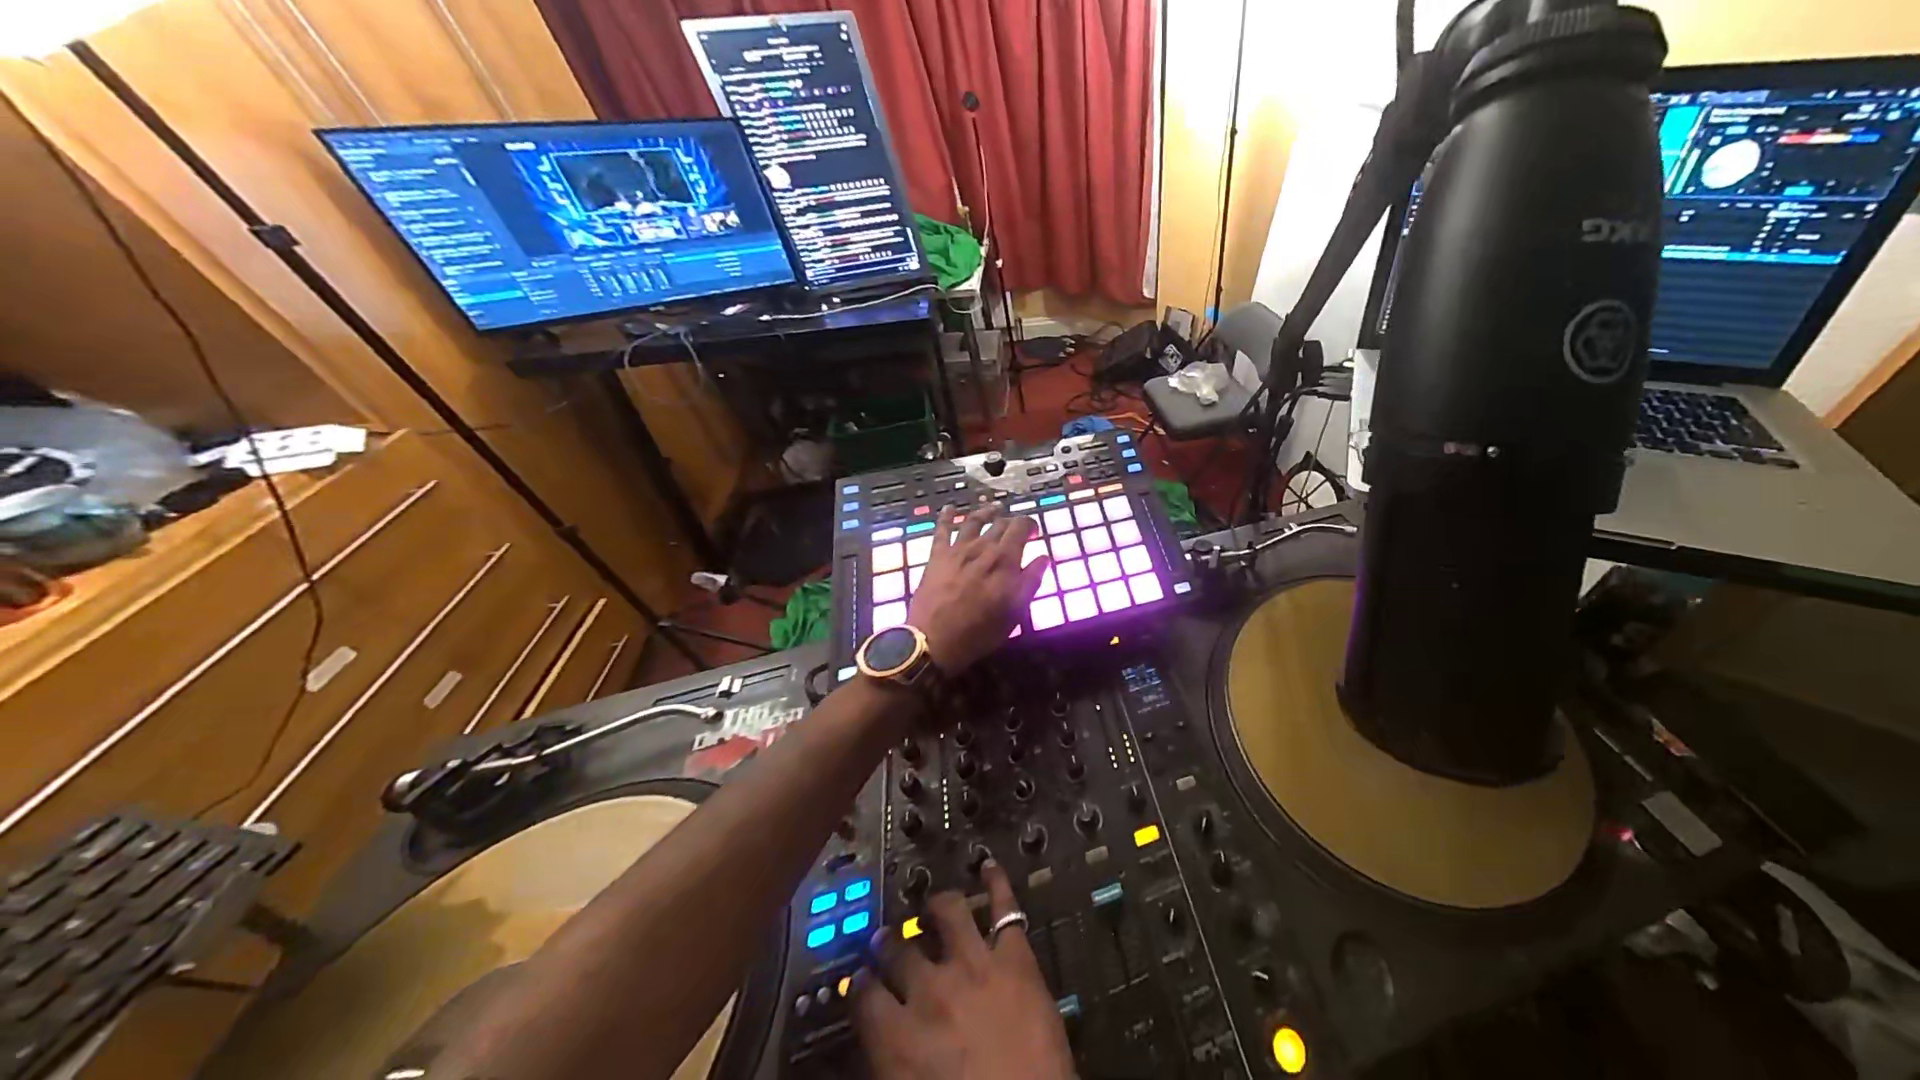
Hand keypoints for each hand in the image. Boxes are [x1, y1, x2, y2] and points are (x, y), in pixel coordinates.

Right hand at [853, 861, 1074, 1079]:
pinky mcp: (1016, 960)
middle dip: (889, 943)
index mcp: (897, 1036)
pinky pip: (1005, 910)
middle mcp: (929, 990)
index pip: (864, 995)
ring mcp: (975, 966)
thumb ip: (889, 1059)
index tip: (861, 979)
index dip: (860, 983)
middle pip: (899, 949)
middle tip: (890, 940)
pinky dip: (998, 885)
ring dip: (937, 907)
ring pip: (947, 914)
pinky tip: (989, 867)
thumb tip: (879, 1039)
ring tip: (934, 906)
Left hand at [907, 504, 1048, 672]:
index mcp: (1004, 560)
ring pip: (974, 521)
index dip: (1029, 525)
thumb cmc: (979, 631)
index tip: (1034, 532)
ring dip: (985, 512)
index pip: (1020, 528)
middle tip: (1016, 527)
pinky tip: (950, 507)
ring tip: (993, 508)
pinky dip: (946, 516)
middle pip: (999, 524)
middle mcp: (982, 548)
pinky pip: (942, 529)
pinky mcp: (937, 556)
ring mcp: (957, 550)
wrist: (934, 639)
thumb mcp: (1014, 613)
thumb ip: (1030, 582)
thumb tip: (1043, 558)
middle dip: (1011, 522)